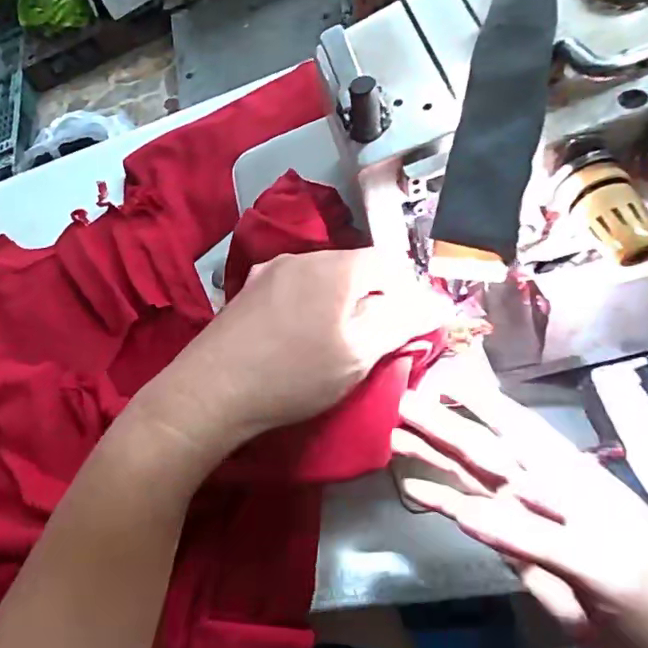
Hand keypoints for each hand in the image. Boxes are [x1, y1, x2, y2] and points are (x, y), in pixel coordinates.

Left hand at [130, 249, 447, 453]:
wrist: (211, 390)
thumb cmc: (295, 374)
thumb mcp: (360, 354)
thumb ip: (403, 322)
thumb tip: (436, 302)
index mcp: (336, 266)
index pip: (390, 263)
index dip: (406, 294)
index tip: (405, 330)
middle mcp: (301, 257)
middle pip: (354, 268)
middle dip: (372, 299)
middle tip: (373, 342)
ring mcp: (267, 272)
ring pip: (321, 279)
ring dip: (338, 304)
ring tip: (334, 344)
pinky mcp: (246, 292)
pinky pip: (292, 290)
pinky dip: (307, 308)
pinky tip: (297, 339)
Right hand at [391, 358, 647, 647]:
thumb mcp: (606, 567)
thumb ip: (536, 537)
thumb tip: (469, 513)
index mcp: (572, 479)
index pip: (519, 428)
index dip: (482, 400)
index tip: (442, 374)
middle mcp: (543, 490)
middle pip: (483, 449)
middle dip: (442, 424)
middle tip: (397, 402)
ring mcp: (526, 520)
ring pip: (471, 478)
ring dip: (434, 457)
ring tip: (391, 437)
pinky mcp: (516, 552)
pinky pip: (471, 519)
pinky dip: (442, 504)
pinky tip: (411, 488)